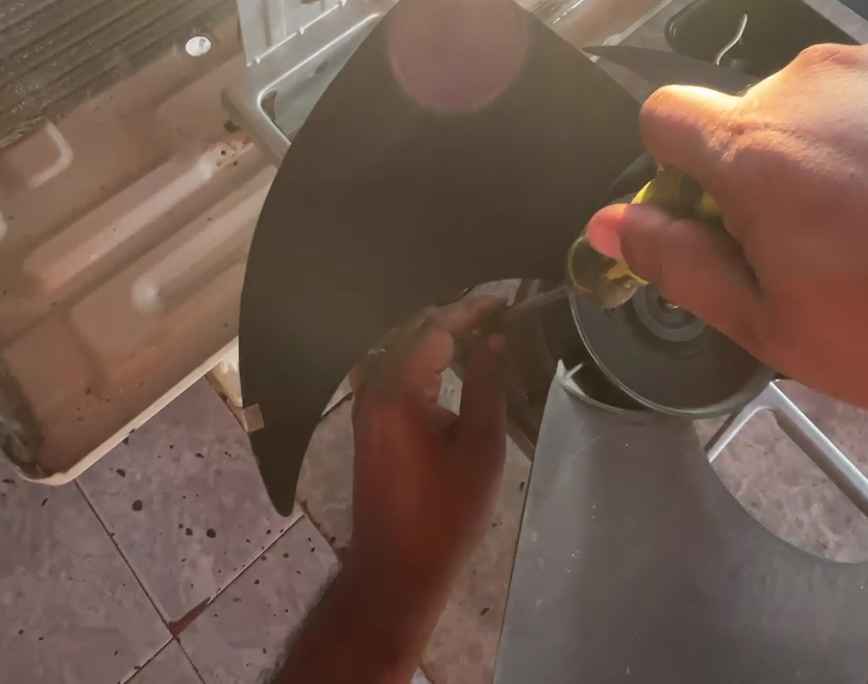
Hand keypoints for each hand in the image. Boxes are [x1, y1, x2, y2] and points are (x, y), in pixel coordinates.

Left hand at [272, 297, 508, 683]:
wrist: (396, 566)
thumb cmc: (446, 512)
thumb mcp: (480, 448)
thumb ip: (485, 385)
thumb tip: (493, 340)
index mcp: (400, 391)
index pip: (436, 330)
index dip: (471, 310)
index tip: (503, 300)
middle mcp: (374, 387)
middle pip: (411, 331)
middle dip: (451, 316)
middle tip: (492, 312)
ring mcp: (363, 402)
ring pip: (397, 346)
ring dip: (432, 332)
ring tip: (472, 328)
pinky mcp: (364, 418)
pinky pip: (387, 366)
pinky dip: (415, 352)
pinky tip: (438, 358)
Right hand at [583, 31, 867, 440]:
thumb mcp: (781, 330)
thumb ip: (679, 264)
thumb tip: (610, 222)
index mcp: (755, 147)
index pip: (662, 114)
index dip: (672, 168)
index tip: (716, 219)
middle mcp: (815, 80)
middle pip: (748, 114)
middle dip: (760, 170)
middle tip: (828, 248)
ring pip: (823, 100)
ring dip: (832, 149)